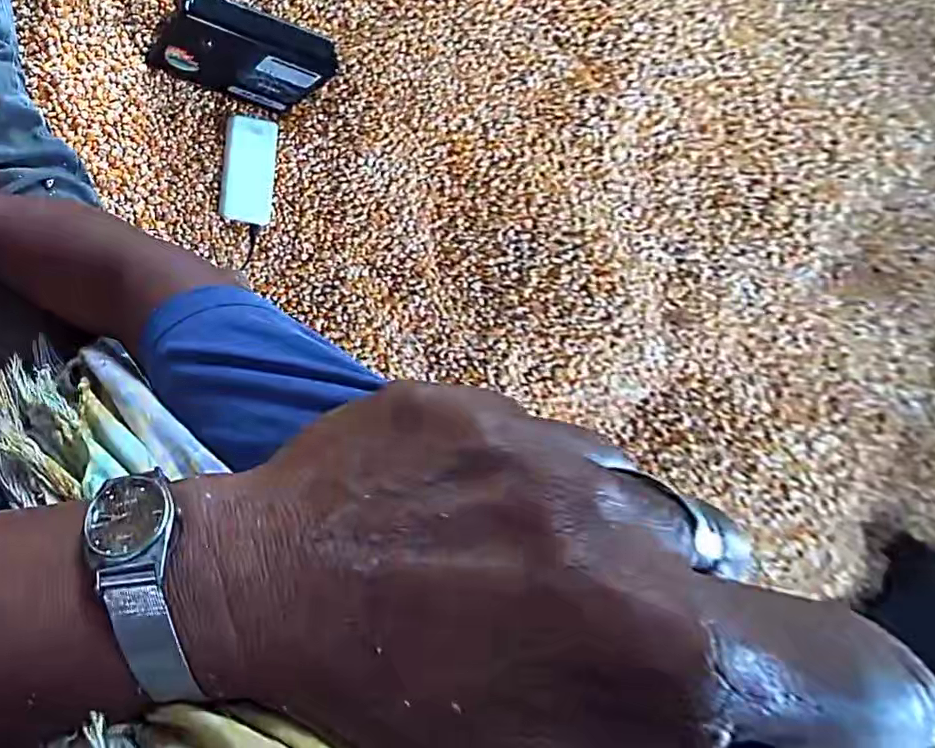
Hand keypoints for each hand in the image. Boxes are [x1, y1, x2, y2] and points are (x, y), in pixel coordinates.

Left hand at [183, 382, 933, 746]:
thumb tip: (747, 690)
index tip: (778, 683)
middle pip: (712, 553)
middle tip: (568, 600)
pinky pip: (522, 430)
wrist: (251, 577)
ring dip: (582, 516)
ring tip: (493, 541)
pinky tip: (441, 492)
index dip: (831, 689)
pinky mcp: (439, 397)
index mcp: (648, 635)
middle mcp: (594, 516)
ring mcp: (506, 437)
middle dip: (667, 587)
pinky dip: (507, 464)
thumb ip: (666, 718)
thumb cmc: (383, 684)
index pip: (860, 669)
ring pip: (614, 479)